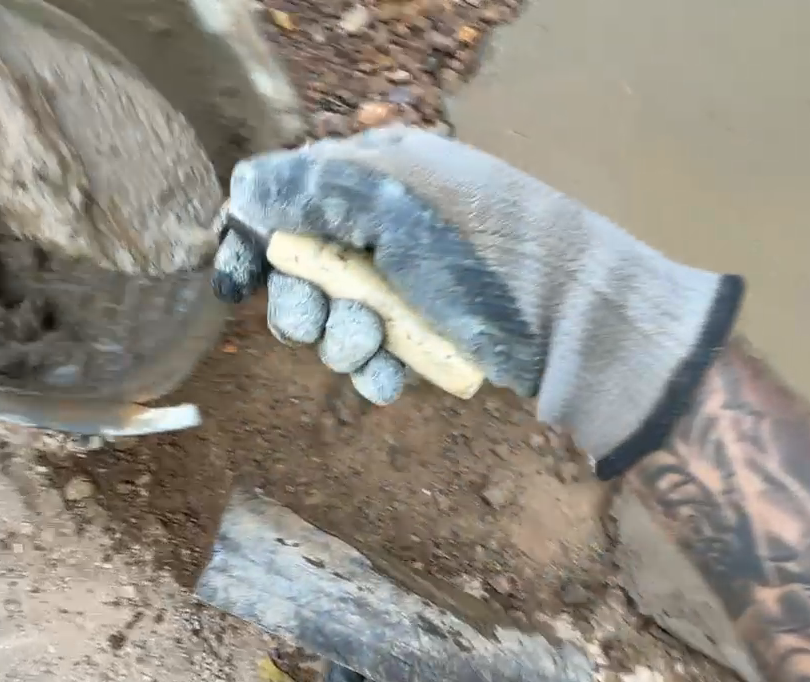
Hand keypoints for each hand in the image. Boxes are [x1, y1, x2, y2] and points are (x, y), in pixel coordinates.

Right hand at [213, 127, 741, 477]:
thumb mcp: (400, 204)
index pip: (289, 201)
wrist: (575, 325)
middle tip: (321, 320)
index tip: (233, 287)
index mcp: (377, 175)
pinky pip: (371, 358)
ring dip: (344, 342)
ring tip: (379, 346)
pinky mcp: (422, 334)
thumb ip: (316, 192)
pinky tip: (394, 379)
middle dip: (305, 305)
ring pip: (333, 323)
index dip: (254, 243)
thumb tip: (242, 188)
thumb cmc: (488, 252)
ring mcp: (404, 284)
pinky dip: (374, 373)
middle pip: (302, 272)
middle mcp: (384, 226)